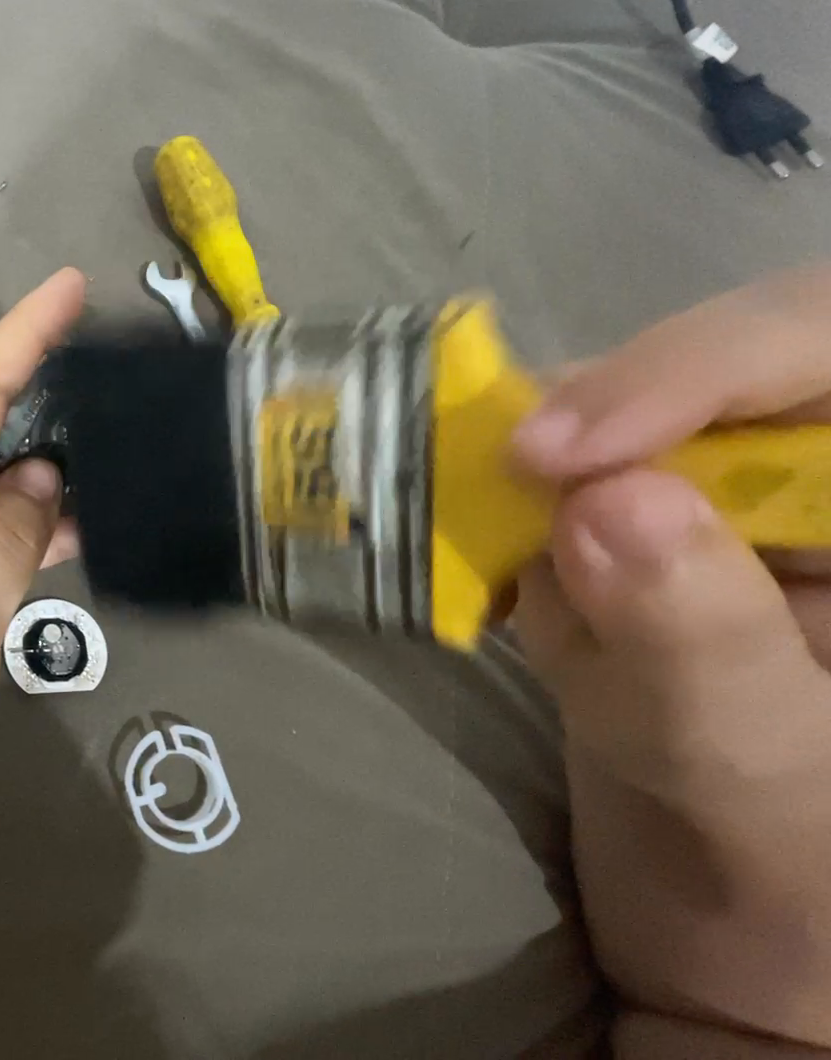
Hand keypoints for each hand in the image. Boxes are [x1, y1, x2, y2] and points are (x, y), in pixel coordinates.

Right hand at [509, 267, 830, 1044]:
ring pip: (635, 407)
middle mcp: (830, 486)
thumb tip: (601, 499)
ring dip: (541, 457)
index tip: (557, 451)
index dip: (711, 366)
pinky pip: (566, 470)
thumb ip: (699, 640)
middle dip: (619, 402)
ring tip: (486, 527)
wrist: (721, 921)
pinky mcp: (654, 532)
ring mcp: (744, 506)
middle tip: (507, 468)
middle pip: (740, 358)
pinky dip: (505, 496)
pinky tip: (484, 547)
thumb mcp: (746, 772)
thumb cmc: (776, 876)